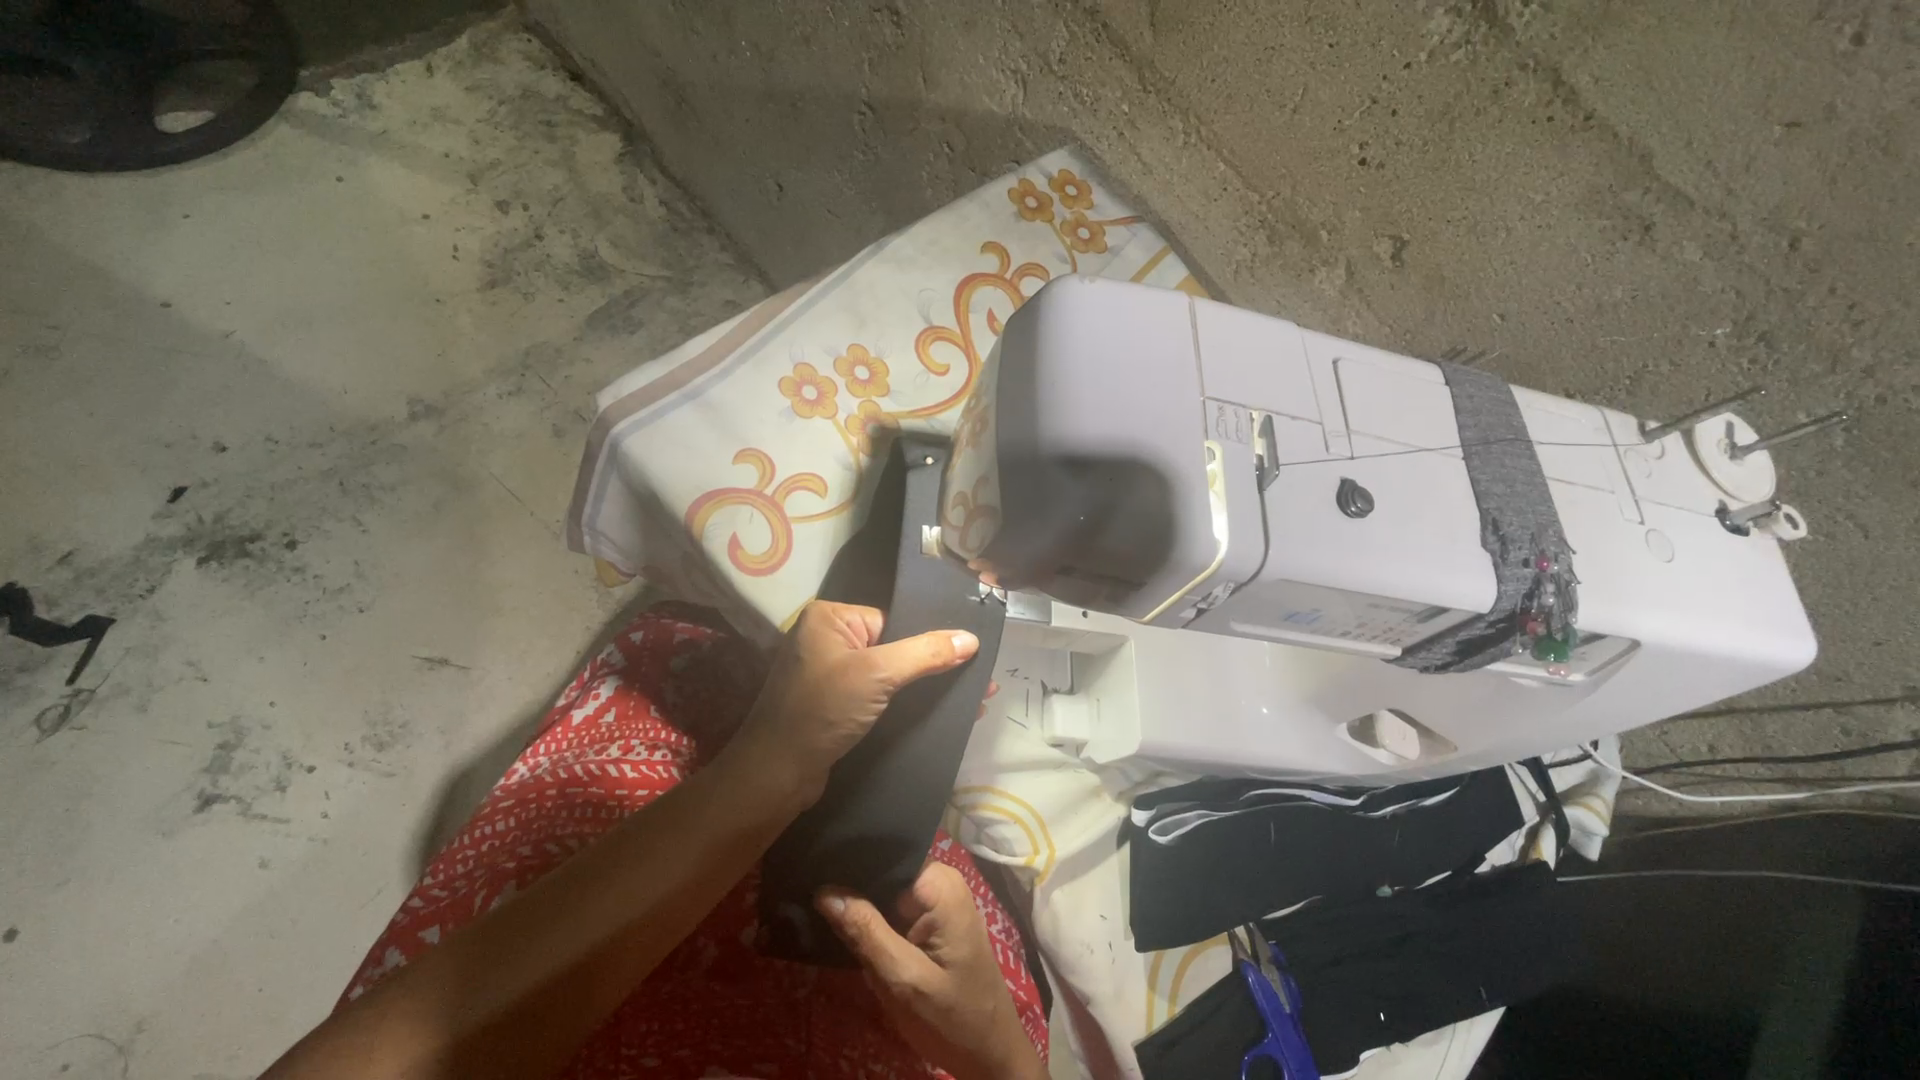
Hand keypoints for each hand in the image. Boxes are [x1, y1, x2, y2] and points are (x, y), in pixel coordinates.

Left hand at [729, 600, 978, 799]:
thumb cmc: (822, 711)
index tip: (973, 654)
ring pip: (892, 674)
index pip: (893, 620)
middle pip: (896, 645)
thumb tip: (972, 638)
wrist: (777, 774)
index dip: (929, 638)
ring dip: (927, 688)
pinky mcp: (837, 705)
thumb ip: (925, 653)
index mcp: (830, 617)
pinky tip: (943, 714)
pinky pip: (881, 696)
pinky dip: (909, 704)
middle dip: (936, 664)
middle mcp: (829, 639)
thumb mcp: (877, 674)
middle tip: (981, 681)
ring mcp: (832, 674)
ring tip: (973, 699)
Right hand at [817, 864, 1045, 1079]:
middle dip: (853, 889)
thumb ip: (866, 932)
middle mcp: (942, 881)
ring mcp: (939, 900)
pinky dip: (875, 922)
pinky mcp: (933, 920)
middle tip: (813, 902)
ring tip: (822, 912)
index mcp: (940, 884)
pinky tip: (849, 929)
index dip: (850, 867)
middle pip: (884, 871)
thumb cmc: (952, 1019)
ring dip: (861, 909)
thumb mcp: (903, 980)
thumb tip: (826, 891)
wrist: (990, 1054)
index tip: (815, 876)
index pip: (884, 856)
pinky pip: (895, 909)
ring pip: (885, 892)